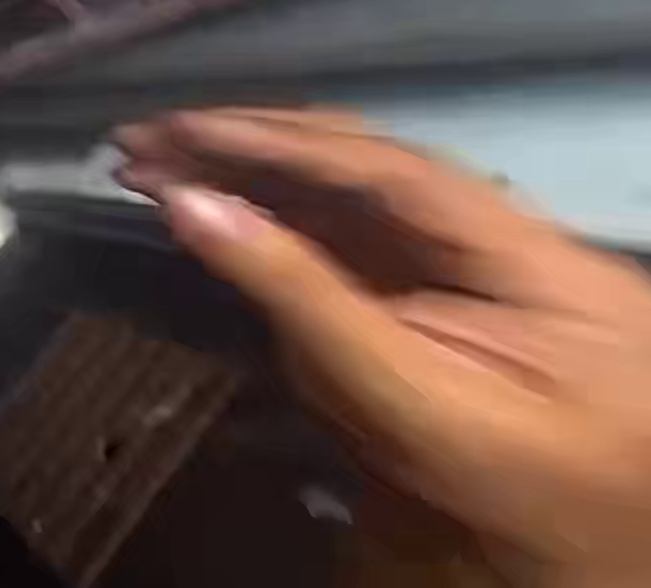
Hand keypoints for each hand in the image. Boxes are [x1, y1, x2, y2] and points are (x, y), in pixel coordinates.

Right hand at [114, 108, 650, 586]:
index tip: (184, 127)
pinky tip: (176, 187)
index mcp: (531, 261)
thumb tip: (182, 200)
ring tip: (138, 155)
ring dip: (220, 161)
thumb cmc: (481, 477)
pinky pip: (297, 211)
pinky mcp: (379, 261)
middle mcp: (479, 231)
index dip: (279, 140)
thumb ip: (289, 287)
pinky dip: (230, 193)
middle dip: (235, 140)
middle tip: (143, 135)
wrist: (525, 542)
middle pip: (343, 158)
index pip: (389, 171)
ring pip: (311, 179)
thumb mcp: (390, 389)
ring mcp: (426, 244)